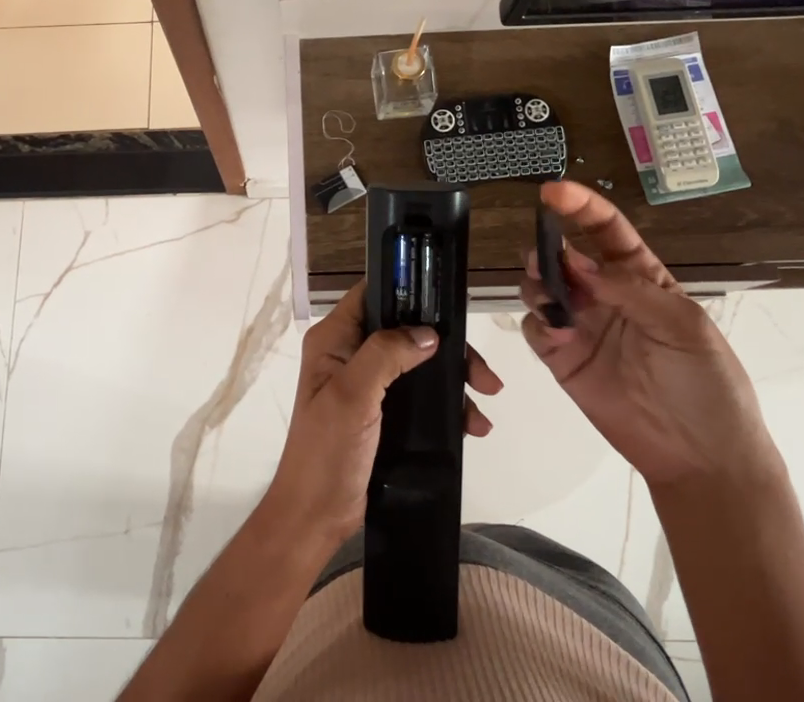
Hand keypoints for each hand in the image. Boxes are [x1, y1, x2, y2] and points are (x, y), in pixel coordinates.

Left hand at [265, 279, 503, 542]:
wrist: (317, 515)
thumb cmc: (327, 451)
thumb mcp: (353, 395)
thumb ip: (387, 355)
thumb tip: (428, 332)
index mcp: (334, 341)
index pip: (372, 294)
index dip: (408, 289)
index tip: (449, 302)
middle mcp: (350, 355)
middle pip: (406, 330)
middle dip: (448, 347)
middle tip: (483, 375)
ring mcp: (368, 386)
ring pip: (420, 364)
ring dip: (454, 379)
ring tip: (486, 402)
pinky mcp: (383, 415)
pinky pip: (422, 397)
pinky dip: (449, 407)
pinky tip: (473, 426)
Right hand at [521, 181, 777, 489]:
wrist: (699, 456)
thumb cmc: (707, 384)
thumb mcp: (684, 327)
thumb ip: (632, 290)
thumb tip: (580, 265)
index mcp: (642, 278)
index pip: (606, 230)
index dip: (580, 206)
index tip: (552, 192)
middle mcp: (606, 296)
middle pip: (564, 256)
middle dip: (549, 250)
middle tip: (549, 263)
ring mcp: (582, 328)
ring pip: (542, 288)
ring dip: (538, 284)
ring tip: (552, 301)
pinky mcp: (563, 360)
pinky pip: (536, 329)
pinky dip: (538, 323)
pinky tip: (557, 335)